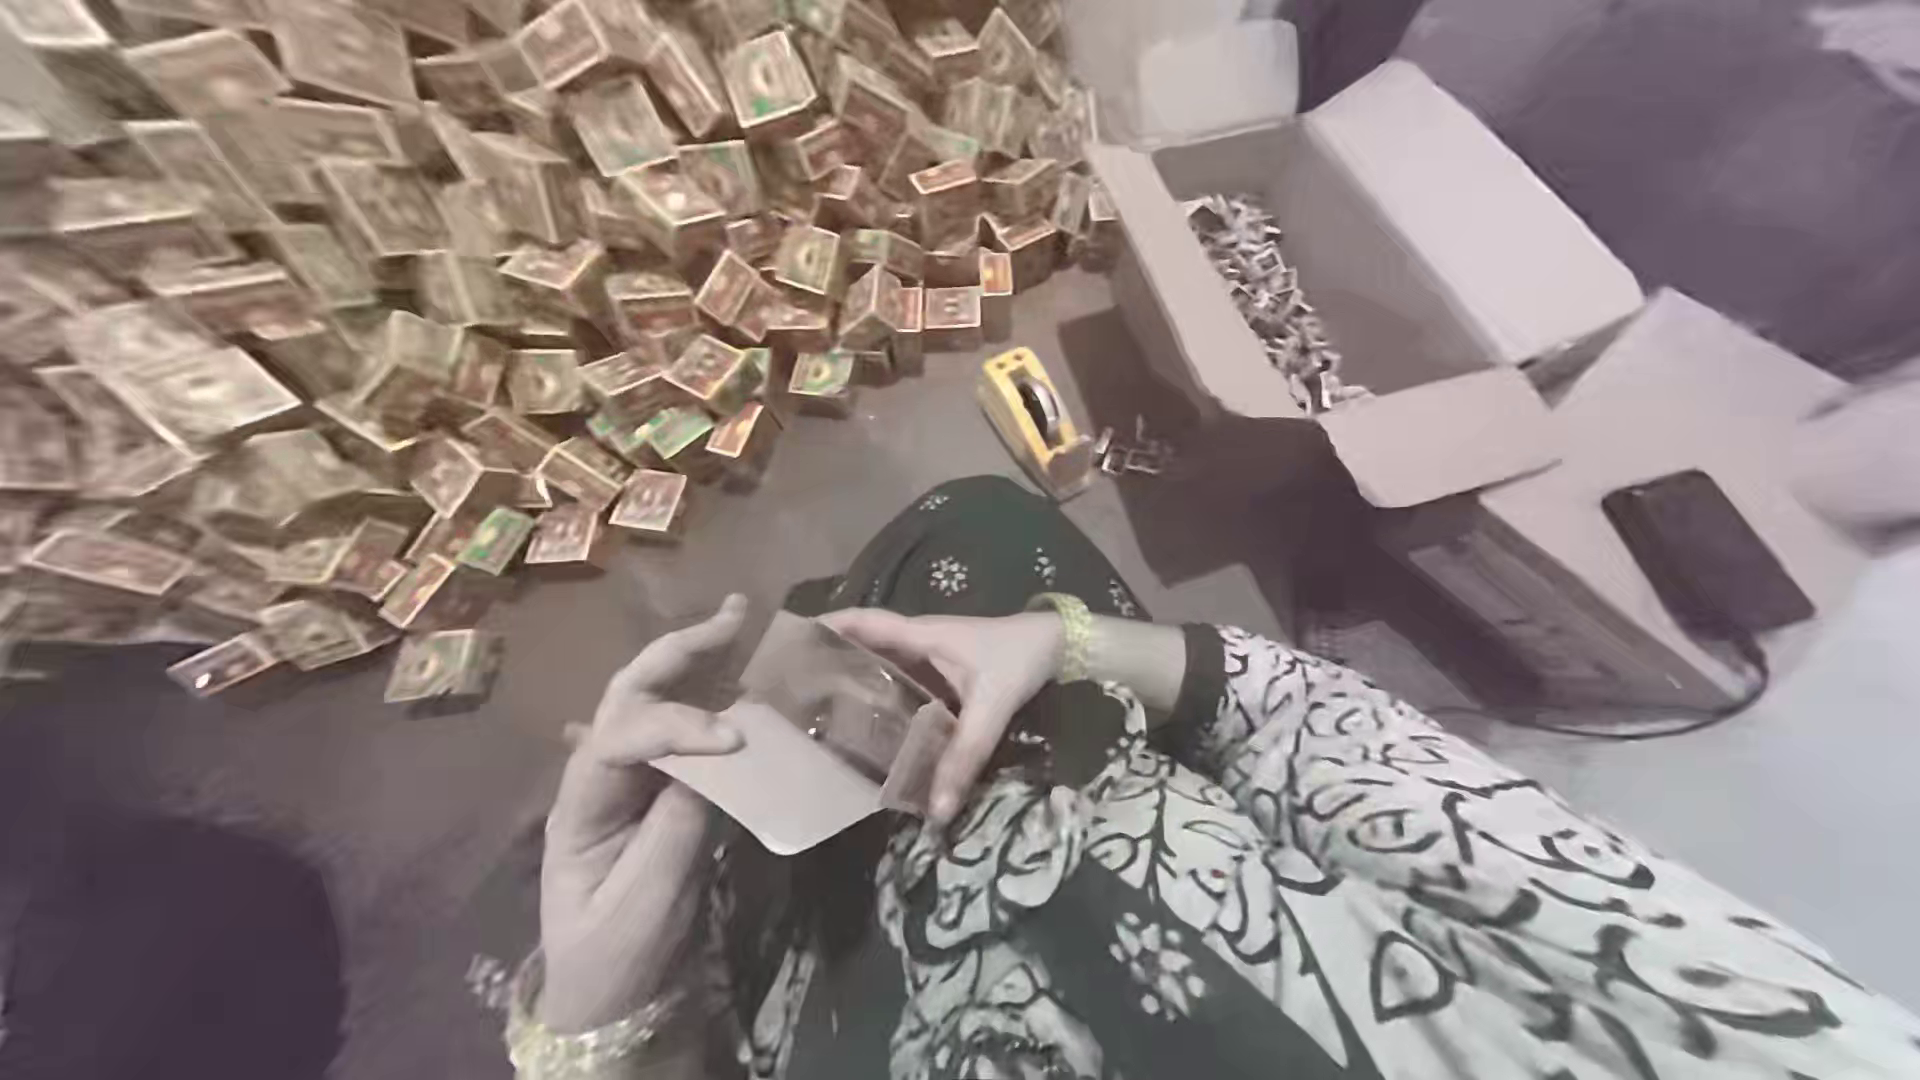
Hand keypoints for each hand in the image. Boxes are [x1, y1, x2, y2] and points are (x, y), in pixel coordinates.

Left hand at [539, 594, 748, 1032]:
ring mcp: (635, 770)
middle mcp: (602, 769)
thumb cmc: (617, 954)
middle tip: (736, 618)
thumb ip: (678, 828)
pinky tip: (744, 666)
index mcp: (580, 802)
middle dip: (681, 650)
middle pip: (631, 691)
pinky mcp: (667, 777)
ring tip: (741, 619)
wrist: (614, 989)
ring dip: (700, 652)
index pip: (621, 740)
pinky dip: (718, 685)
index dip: (679, 728)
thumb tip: (723, 760)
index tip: (736, 739)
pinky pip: (690, 720)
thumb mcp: (645, 904)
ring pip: (658, 693)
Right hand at [819, 609, 1062, 824]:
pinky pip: (906, 676)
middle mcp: (922, 640)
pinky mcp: (946, 669)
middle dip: (834, 656)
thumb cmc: (1019, 660)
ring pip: (886, 659)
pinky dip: (886, 688)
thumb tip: (934, 811)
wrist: (1056, 644)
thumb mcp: (990, 707)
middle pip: (868, 641)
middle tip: (799, 686)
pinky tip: (877, 717)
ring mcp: (934, 653)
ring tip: (824, 704)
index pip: (866, 622)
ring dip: (858, 672)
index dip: (831, 625)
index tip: (794, 639)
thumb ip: (965, 756)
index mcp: (923, 636)